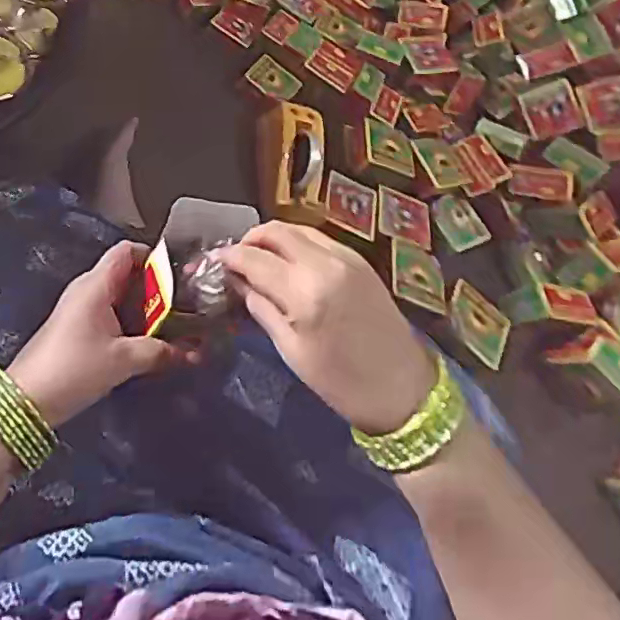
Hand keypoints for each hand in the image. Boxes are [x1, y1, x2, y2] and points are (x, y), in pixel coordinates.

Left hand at [7, 241, 187, 426]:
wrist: (26, 399)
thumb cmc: (74, 368)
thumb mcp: (122, 360)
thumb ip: (159, 352)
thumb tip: (193, 354)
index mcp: (96, 284)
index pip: (127, 251)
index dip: (153, 256)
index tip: (178, 276)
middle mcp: (87, 289)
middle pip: (126, 273)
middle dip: (155, 287)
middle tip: (183, 304)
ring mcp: (80, 308)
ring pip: (119, 295)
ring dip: (144, 307)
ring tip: (172, 324)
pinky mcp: (76, 328)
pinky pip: (109, 313)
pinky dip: (129, 321)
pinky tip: (146, 341)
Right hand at [220, 222, 436, 433]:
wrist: (405, 390)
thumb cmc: (342, 382)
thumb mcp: (292, 351)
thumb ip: (261, 308)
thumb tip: (238, 282)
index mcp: (305, 291)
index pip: (254, 257)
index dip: (229, 257)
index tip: (214, 262)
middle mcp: (325, 263)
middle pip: (275, 231)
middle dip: (250, 240)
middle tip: (236, 259)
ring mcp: (346, 257)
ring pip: (297, 229)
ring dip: (273, 238)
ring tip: (259, 260)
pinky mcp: (360, 261)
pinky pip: (318, 239)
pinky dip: (297, 243)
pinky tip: (289, 263)